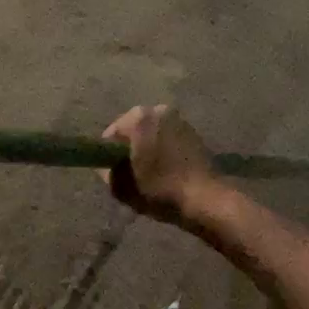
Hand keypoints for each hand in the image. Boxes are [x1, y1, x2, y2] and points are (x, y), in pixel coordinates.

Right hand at [100, 104, 220, 224]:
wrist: (205, 198)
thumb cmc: (160, 190)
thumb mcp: (123, 187)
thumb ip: (107, 172)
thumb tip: (104, 166)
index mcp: (138, 117)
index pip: (113, 133)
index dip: (109, 154)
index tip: (114, 172)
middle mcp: (157, 109)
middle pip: (133, 129)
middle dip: (131, 148)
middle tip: (132, 174)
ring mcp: (178, 118)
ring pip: (152, 133)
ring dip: (149, 148)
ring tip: (152, 173)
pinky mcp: (193, 131)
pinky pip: (169, 138)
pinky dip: (165, 149)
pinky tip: (168, 170)